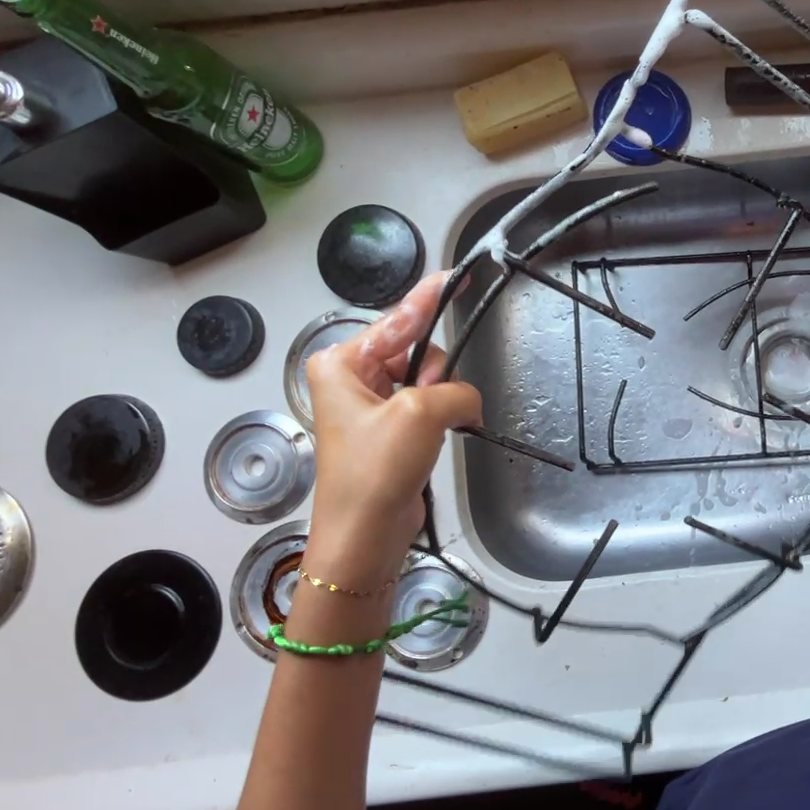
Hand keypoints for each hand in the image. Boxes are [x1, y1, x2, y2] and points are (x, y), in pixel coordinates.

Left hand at [302, 271, 481, 591]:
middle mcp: (353, 378)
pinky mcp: (391, 432)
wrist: (364, 535)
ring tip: (429, 431)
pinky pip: (429, 405)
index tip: (455, 274)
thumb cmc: (375, 470)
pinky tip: (440, 436)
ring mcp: (373, 406)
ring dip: (441, 399)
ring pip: (429, 380)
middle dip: (436, 373)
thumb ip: (456, 390)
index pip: (397, 319)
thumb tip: (467, 404)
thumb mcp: (419, 413)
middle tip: (428, 404)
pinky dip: (444, 416)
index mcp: (342, 363)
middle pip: (417, 350)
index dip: (429, 297)